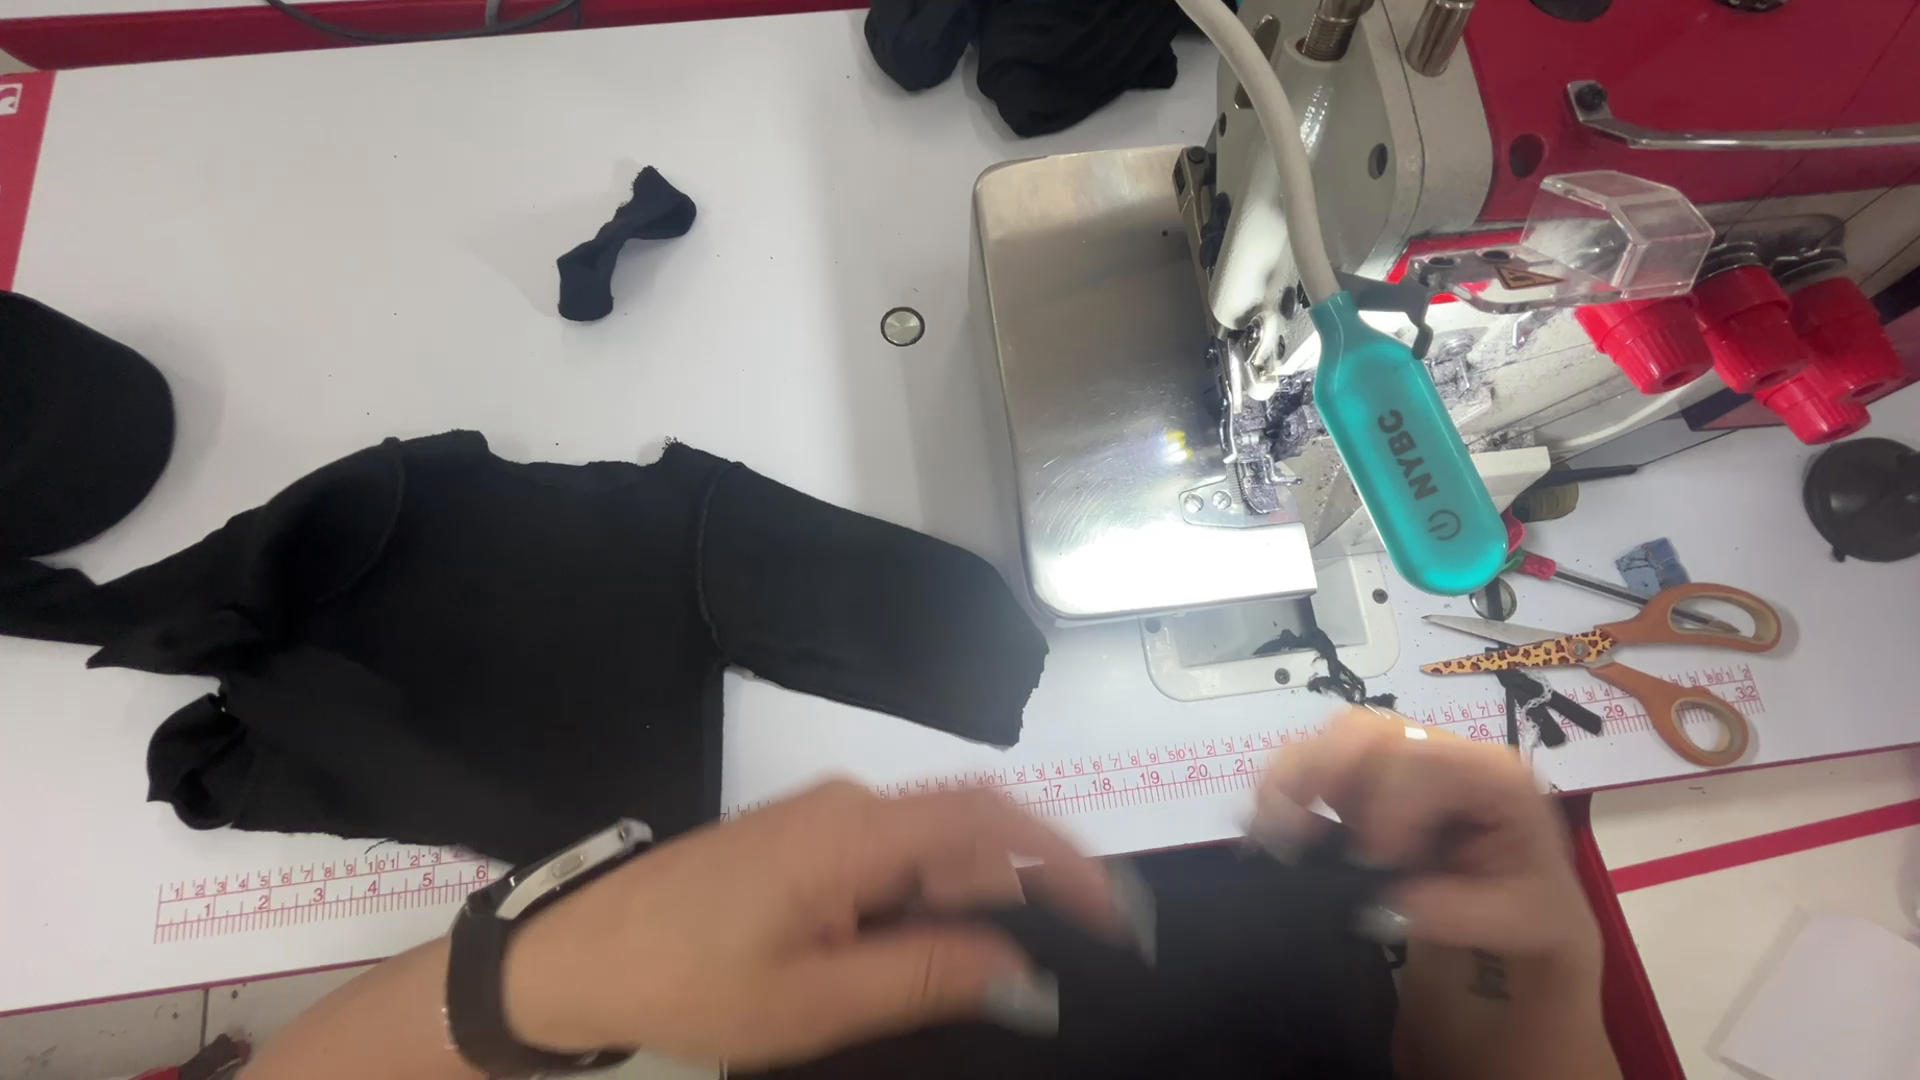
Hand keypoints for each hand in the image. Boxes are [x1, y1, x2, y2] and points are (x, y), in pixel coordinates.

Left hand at [500, 780, 1135, 1067]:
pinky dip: (924, 899)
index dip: (1062, 854)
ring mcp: (828, 814)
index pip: (989, 819)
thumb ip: (929, 972)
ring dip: (964, 902)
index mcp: (859, 830)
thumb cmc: (693, 981)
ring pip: (929, 846)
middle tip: (1042, 965)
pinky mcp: (809, 834)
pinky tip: (911, 948)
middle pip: (964, 829)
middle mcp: (853, 803)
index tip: (1114, 908)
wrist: (580, 954)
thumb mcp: (819, 1000)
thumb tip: (1023, 971)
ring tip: (968, 973)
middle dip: (1015, 891)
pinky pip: (892, 855)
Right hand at [1251, 707, 1598, 964]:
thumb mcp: (1518, 922)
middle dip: (1326, 776)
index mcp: (1493, 773)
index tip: (1376, 859)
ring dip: (1292, 778)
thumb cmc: (1527, 908)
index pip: (1427, 756)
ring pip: (1328, 737)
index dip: (1391, 800)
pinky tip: (1270, 824)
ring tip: (1273, 830)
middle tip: (1304, 838)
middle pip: (1367, 730)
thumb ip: (1453, 911)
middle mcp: (1439, 747)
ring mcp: (1393, 755)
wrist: (1513, 907)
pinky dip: (1281, 787)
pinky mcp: (1358, 771)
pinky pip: (1307, 757)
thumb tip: (1378, 901)